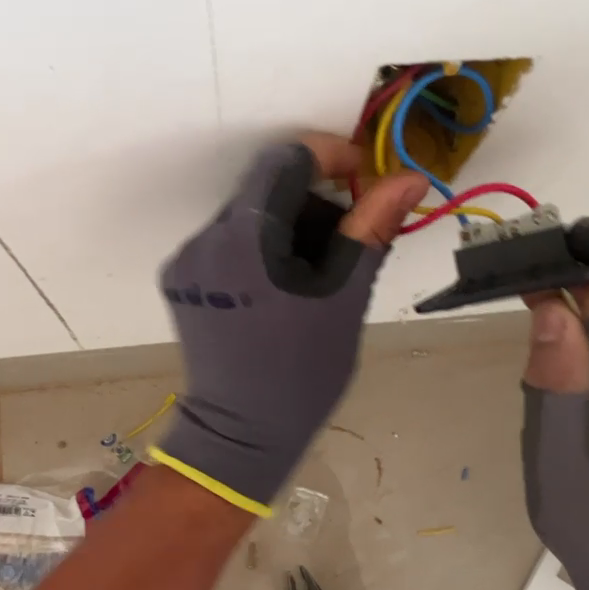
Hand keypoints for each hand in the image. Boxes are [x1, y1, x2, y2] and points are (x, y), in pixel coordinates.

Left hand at [152, 134, 426, 514]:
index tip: (361, 182)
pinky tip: (281, 285)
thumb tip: (408, 178)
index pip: (286, 158)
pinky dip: (260, 247)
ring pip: (246, 214)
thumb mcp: (344, 300)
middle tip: (347, 237)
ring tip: (316, 269)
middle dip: (313, 197)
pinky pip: (226, 242)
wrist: (241, 434)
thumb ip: (370, 230)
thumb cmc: (301, 373)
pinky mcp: (180, 281)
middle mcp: (204, 239)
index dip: (330, 155)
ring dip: (287, 224)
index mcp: (244, 239)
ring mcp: (186, 261)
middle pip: (265, 186)